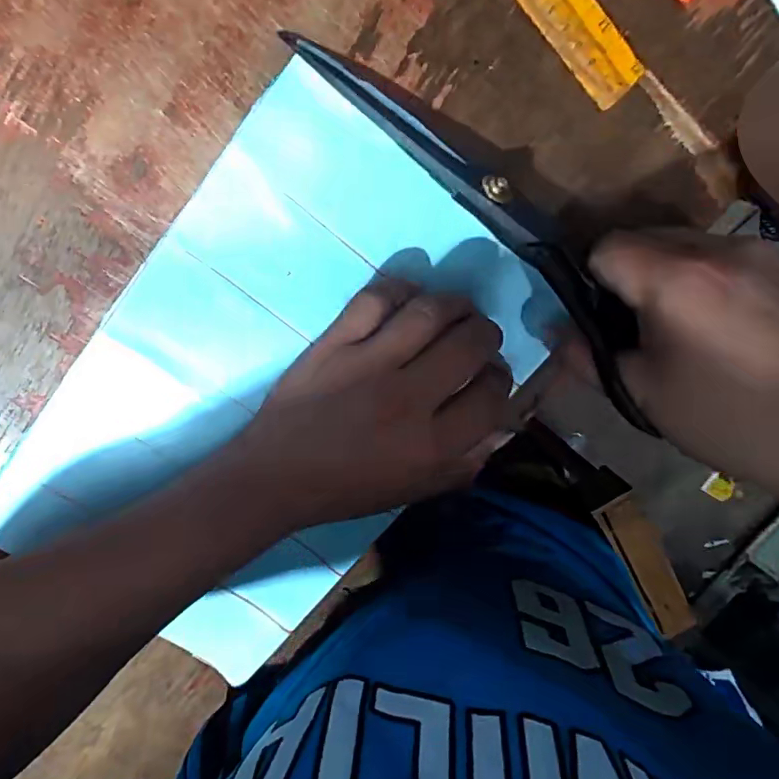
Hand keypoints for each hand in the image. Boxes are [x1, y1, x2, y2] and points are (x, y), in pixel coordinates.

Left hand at [213, 278, 518, 530]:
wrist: (277, 475)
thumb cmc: (348, 488)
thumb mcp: (414, 491)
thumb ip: (464, 463)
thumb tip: (501, 425)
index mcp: (432, 444)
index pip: (492, 394)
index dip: (501, 378)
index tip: (491, 374)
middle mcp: (408, 398)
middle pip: (470, 344)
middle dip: (486, 333)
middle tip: (479, 335)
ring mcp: (369, 364)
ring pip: (430, 313)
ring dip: (455, 303)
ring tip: (458, 308)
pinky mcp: (335, 342)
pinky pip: (377, 298)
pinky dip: (401, 288)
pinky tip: (412, 295)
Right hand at [584, 231, 778, 509]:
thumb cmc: (740, 425)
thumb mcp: (649, 400)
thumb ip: (591, 358)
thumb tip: (558, 331)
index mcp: (677, 280)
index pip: (605, 246)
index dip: (591, 279)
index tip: (602, 317)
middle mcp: (721, 248)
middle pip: (647, 236)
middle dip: (630, 273)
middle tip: (641, 327)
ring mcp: (766, 250)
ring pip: (690, 243)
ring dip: (672, 272)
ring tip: (691, 327)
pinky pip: (731, 255)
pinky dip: (713, 277)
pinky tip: (736, 326)